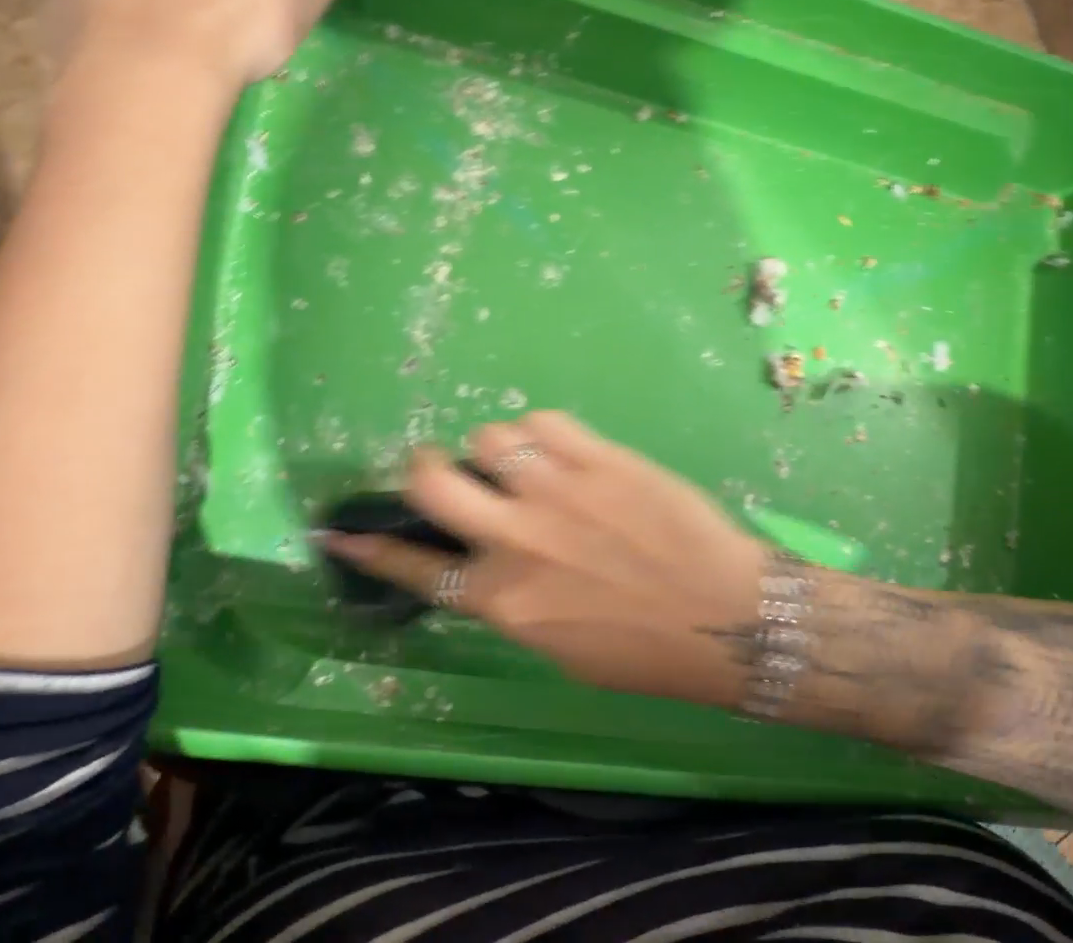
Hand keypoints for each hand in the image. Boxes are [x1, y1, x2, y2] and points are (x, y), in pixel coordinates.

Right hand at [317, 412, 770, 708]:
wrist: (731, 617)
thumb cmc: (645, 650)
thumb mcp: (558, 645)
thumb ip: (508, 600)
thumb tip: (480, 562)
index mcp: (502, 601)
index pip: (415, 567)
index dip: (371, 547)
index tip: (341, 531)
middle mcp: (516, 540)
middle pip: (431, 479)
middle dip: (422, 469)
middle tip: (443, 471)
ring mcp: (558, 491)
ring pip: (488, 438)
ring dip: (495, 452)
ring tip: (522, 464)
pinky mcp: (600, 458)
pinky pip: (543, 422)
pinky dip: (541, 434)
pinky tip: (561, 453)